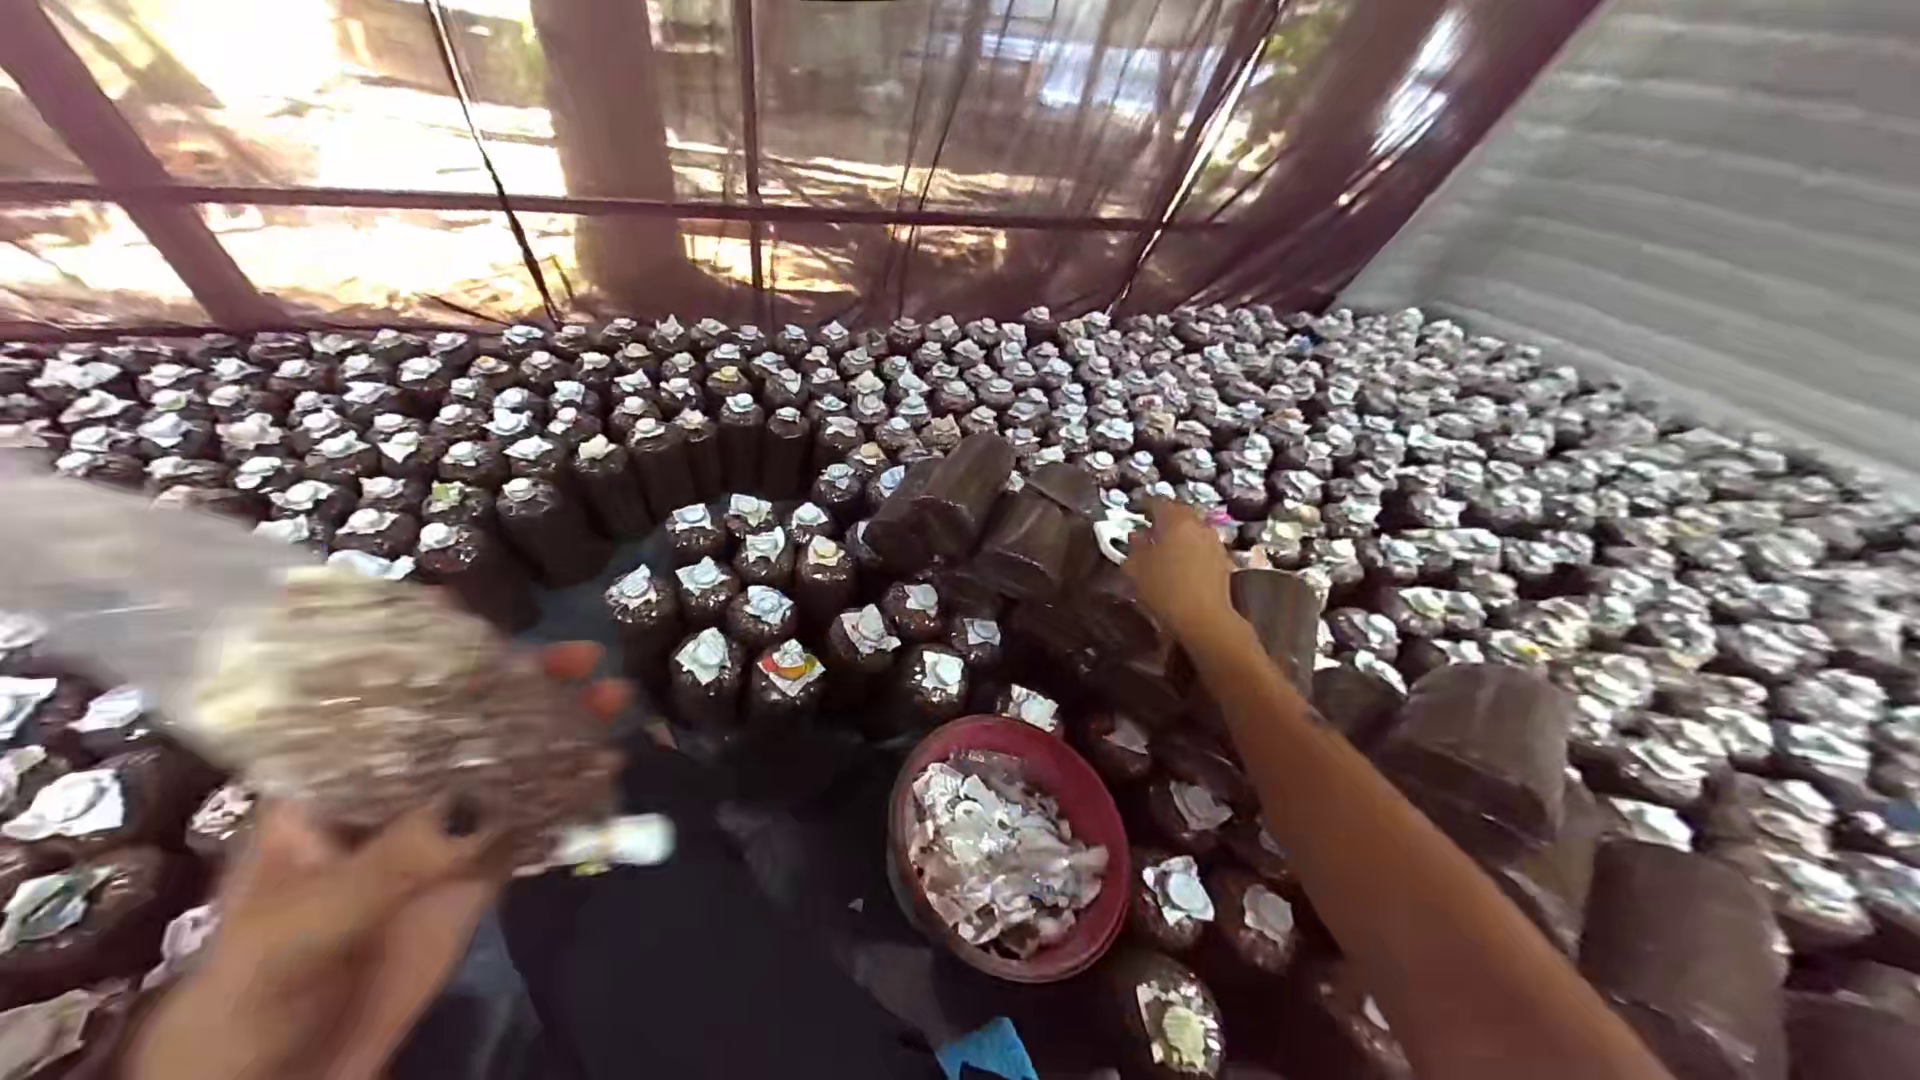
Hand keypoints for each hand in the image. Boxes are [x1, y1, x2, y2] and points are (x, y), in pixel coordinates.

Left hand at [126, 643, 630, 1079]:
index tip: (480, 615)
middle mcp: (394, 797)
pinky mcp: (480, 870)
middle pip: (469, 725)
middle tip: (583, 658)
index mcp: (329, 791)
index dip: (429, 657)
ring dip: (563, 732)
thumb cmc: (249, 1002)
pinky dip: (573, 793)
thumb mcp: (306, 926)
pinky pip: (534, 821)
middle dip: (525, 687)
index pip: (382, 705)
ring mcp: (444, 833)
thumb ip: (395, 859)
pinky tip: (609, 769)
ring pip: (513, 766)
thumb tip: (483, 798)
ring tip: (614, 700)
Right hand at [1123, 497, 1236, 645]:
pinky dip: (1190, 548)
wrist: (1204, 619)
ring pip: (1193, 529)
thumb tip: (1137, 535)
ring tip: (1165, 546)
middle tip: (1149, 526)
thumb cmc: (1163, 589)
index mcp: (1175, 521)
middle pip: (1180, 512)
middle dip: (1164, 516)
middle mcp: (1198, 526)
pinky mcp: (1223, 560)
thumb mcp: (1136, 568)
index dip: (1144, 505)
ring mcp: (1214, 542)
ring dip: (1179, 533)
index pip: (1158, 502)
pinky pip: (1202, 545)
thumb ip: (1134, 546)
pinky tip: (1181, 562)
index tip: (1135, 510)